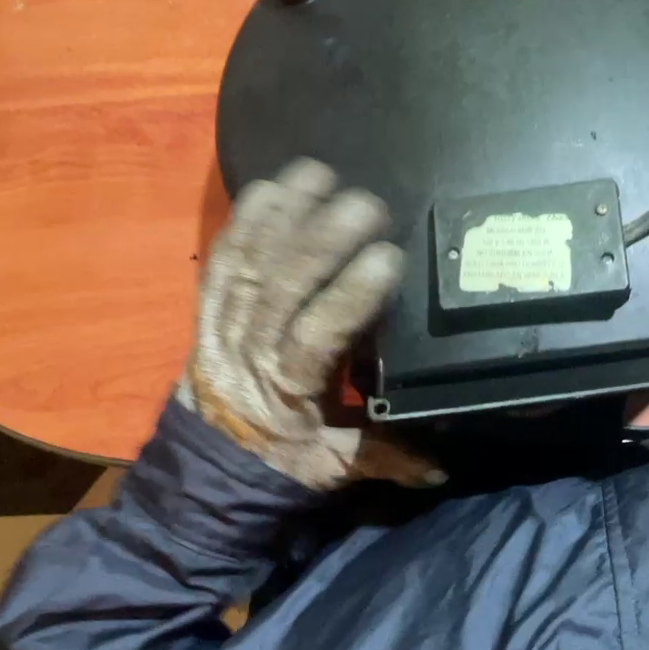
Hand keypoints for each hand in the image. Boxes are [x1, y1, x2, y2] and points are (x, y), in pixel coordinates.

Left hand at [178, 158, 443, 488]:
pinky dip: (241, 224)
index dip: (350, 294)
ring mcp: (221, 328)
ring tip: (318, 175)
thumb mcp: (331, 470)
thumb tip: (443, 467)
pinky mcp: (206, 315)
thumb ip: (385, 459)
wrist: (205, 474)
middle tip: (366, 203)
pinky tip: (267, 188)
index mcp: (286, 390)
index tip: (388, 256)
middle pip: (281, 286)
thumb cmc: (276, 468)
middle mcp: (249, 351)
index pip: (317, 334)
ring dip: (282, 216)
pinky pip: (219, 263)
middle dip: (322, 239)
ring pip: (248, 264)